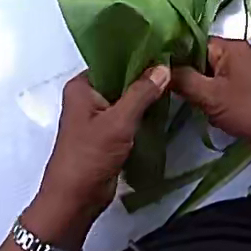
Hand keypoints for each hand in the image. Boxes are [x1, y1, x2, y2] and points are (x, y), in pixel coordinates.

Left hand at [28, 66, 170, 237]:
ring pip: (126, 99)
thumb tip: (163, 67)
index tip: (165, 51)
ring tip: (175, 85)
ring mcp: (97, 116)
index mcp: (81, 86)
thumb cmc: (89, 157)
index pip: (112, 61)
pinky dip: (142, 114)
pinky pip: (127, 116)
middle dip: (145, 77)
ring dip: (145, 97)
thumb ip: (141, 93)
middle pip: (120, 79)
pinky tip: (163, 108)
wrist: (76, 198)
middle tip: (175, 68)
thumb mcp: (118, 121)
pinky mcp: (107, 134)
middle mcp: (87, 97)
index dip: (137, 57)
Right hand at [171, 38, 250, 161]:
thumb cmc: (248, 110)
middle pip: (199, 57)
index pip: (192, 41)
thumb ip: (181, 79)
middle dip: (186, 74)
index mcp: (230, 46)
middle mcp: (237, 52)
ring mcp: (242, 70)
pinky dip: (209, 96)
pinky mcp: (245, 87)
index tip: (156, 71)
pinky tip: (204, 109)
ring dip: (197, 88)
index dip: (174, 55)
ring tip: (187, 100)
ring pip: (208, 74)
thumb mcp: (208, 95)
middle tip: (169, 90)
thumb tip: (159, 68)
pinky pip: (218, 85)